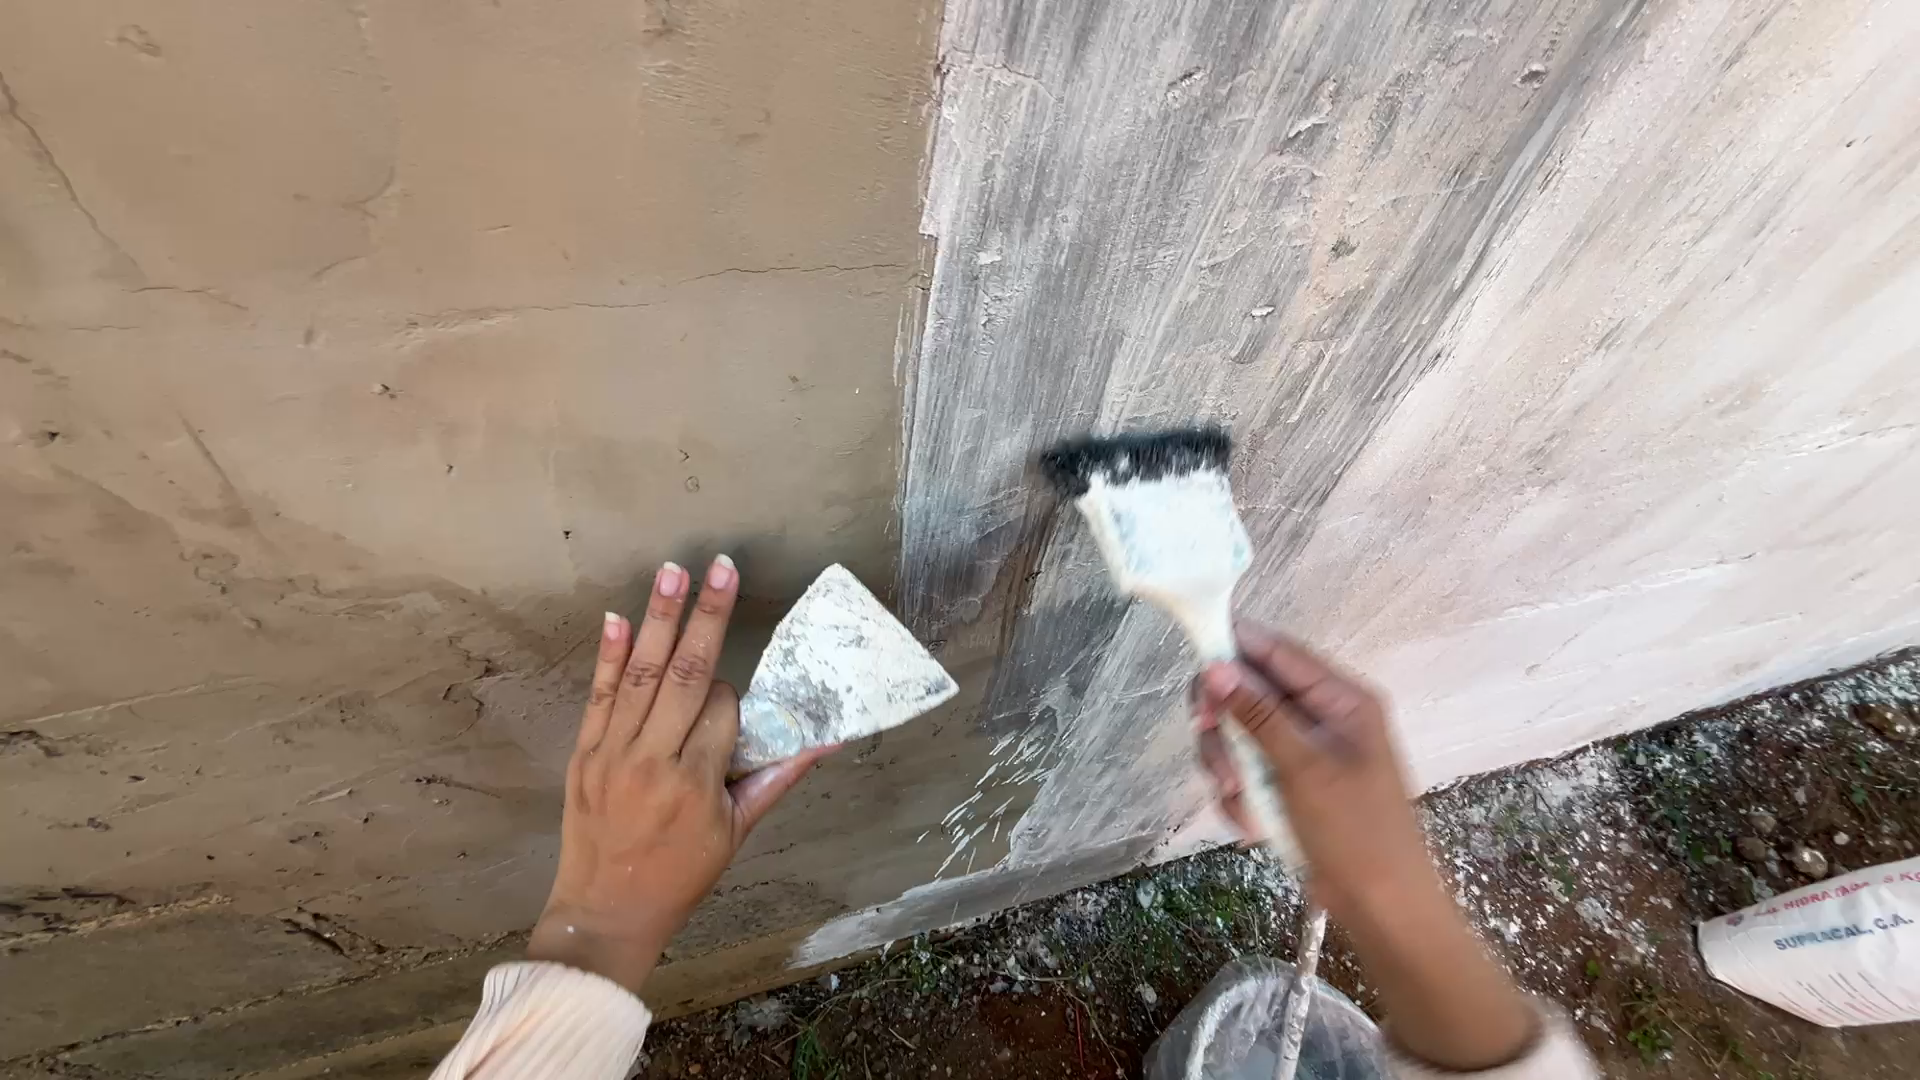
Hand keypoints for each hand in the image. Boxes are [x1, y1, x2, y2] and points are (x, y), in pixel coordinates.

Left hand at [526, 556, 832, 993]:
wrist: (603, 915)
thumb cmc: (682, 875)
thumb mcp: (738, 830)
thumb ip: (781, 777)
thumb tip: (829, 740)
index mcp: (696, 782)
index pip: (723, 710)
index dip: (733, 701)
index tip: (731, 713)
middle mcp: (652, 759)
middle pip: (686, 675)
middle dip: (707, 616)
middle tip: (720, 566)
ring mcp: (610, 753)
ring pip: (642, 674)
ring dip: (660, 619)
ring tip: (673, 571)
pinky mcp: (582, 752)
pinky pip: (599, 695)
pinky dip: (609, 654)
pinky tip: (619, 616)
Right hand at [1193, 622, 1536, 1070]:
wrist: (1383, 912)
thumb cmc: (1357, 833)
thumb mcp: (1304, 768)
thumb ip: (1257, 713)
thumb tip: (1215, 666)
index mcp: (1340, 698)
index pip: (1276, 651)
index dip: (1232, 646)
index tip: (1194, 659)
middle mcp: (1318, 715)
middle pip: (1246, 691)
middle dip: (1224, 722)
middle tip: (1208, 739)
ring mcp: (1299, 749)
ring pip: (1236, 732)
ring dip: (1227, 765)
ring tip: (1239, 799)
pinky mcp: (1284, 780)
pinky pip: (1242, 768)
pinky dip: (1238, 794)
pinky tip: (1251, 823)